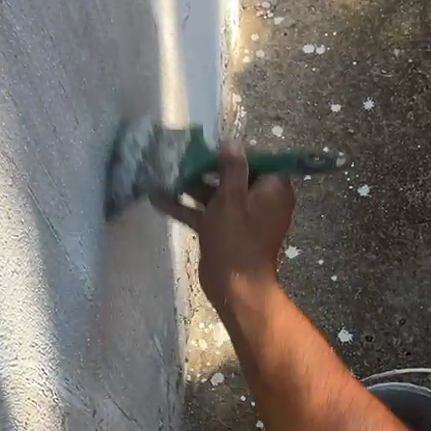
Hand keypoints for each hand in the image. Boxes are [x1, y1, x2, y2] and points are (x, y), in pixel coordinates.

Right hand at [155, 142, 296, 319]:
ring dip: (191, 186)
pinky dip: (187, 207)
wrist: (234, 287)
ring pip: (217, 195)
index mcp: (273, 189)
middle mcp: (260, 200)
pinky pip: (207, 213)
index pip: (258, 160)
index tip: (211, 146)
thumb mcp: (232, 198)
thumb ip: (232, 168)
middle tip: (181, 156)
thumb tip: (231, 142)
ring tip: (165, 172)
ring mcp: (241, 217)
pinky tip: (158, 199)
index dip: (235, 152)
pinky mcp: (224, 232)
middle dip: (206, 167)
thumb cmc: (237, 239)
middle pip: (234, 176)